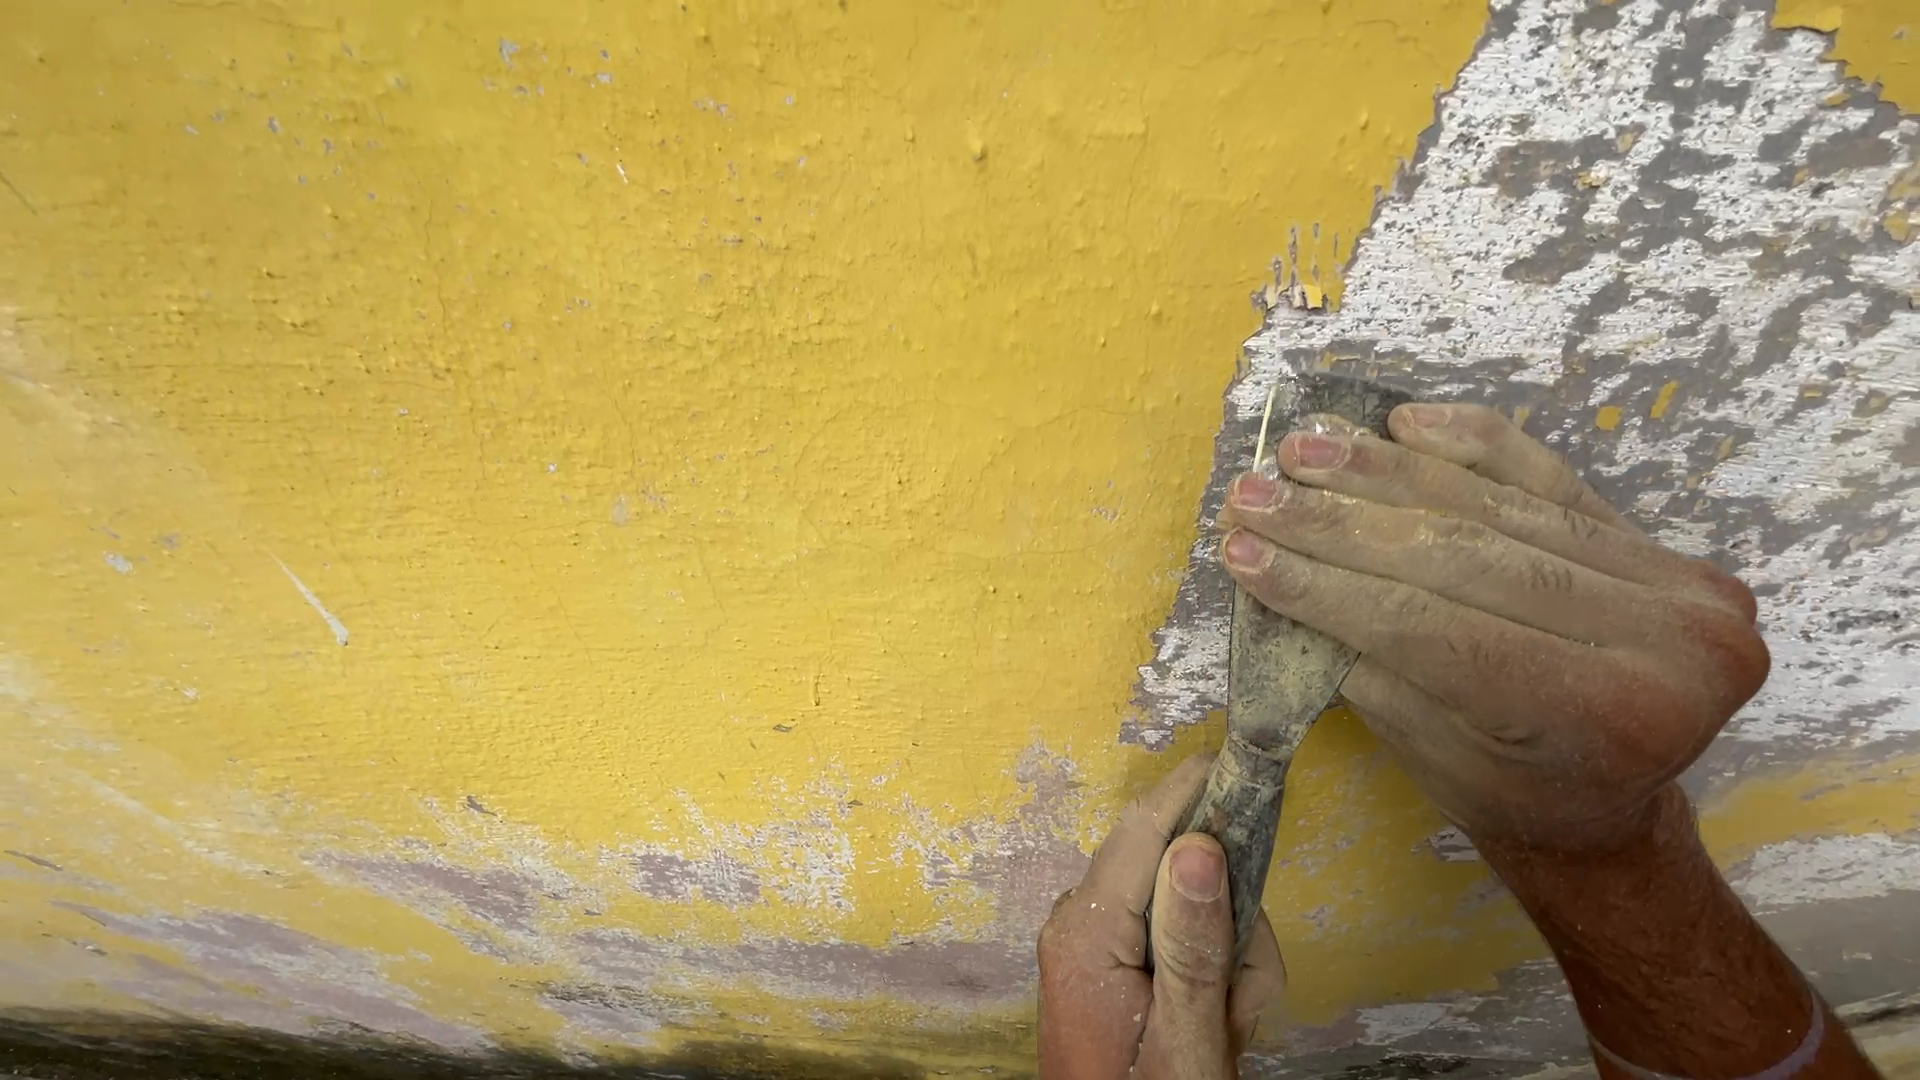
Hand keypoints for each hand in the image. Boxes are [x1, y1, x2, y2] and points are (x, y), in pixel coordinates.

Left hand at [1038, 753, 1284, 1078]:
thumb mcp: (1186, 1040)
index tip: (1233, 755)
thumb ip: (1192, 942)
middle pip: (1171, 863)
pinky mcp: (1114, 954)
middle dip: (1226, 914)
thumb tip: (1198, 844)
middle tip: (1245, 993)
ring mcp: (1096, 935)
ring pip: (1187, 898)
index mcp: (1086, 926)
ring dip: (1229, 952)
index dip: (1190, 788)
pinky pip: (1176, 929)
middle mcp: (1081, 916)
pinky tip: (1222, 1019)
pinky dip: (1214, 965)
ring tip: (1233, 1022)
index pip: (1143, 830)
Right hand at [1216, 403, 1768, 851]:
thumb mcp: (1416, 742)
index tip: (1238, 550)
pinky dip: (1470, 439)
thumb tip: (1272, 565)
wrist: (1606, 803)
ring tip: (1299, 452)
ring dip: (1378, 471)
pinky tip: (1402, 421)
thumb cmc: (1499, 790)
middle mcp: (1659, 640)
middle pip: (1456, 552)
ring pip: (1490, 503)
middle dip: (1334, 521)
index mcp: (1598, 714)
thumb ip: (1355, 652)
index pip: (1424, 624)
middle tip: (1251, 495)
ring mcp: (1671, 582)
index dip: (1320, 583)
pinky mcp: (1654, 542)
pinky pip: (1546, 473)